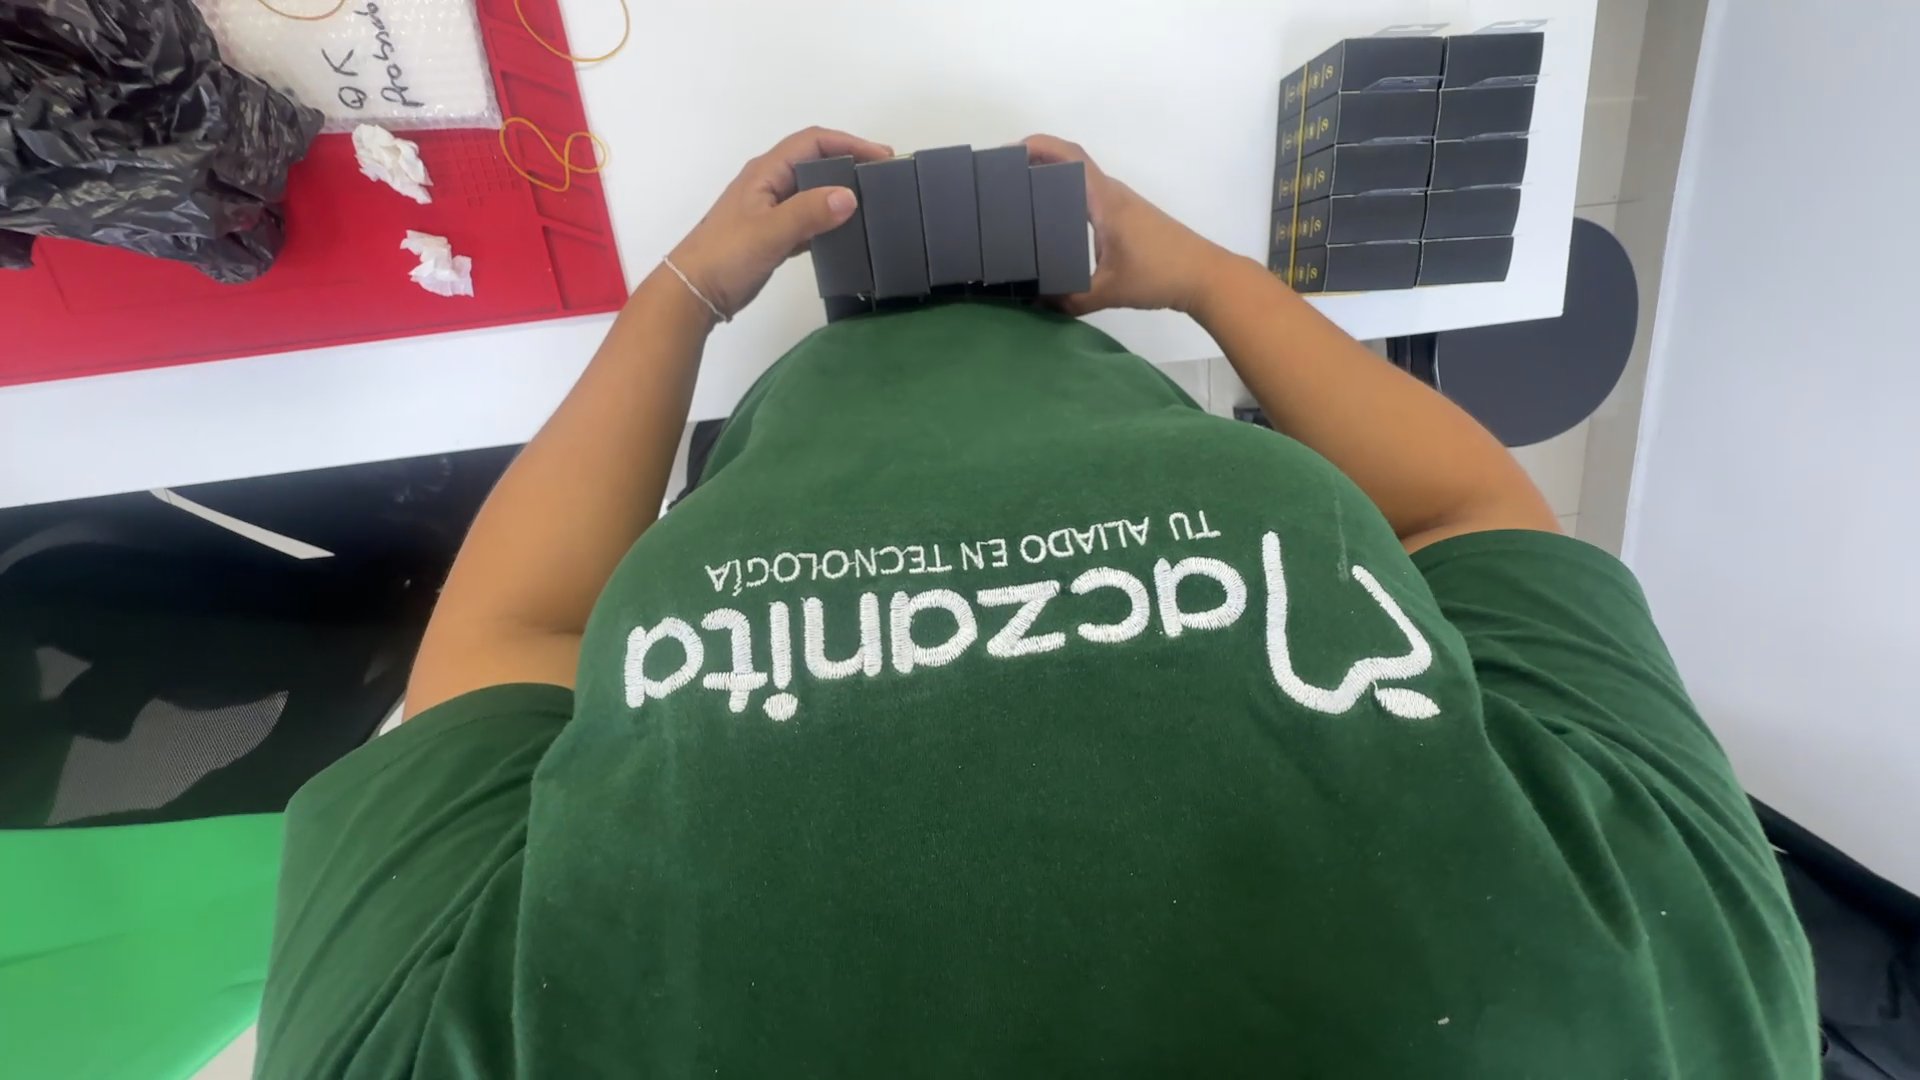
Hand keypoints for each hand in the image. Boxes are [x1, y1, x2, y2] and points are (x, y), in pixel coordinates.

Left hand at [669, 127, 893, 320]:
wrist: (695, 291)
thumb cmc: (727, 256)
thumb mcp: (770, 232)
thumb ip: (809, 213)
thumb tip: (849, 197)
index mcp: (766, 172)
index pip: (813, 143)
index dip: (849, 143)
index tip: (882, 157)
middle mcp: (768, 185)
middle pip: (815, 163)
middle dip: (849, 164)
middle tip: (882, 179)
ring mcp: (769, 211)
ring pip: (812, 192)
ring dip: (839, 194)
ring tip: (870, 204)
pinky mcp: (772, 236)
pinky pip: (807, 220)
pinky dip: (828, 222)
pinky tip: (845, 235)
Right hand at [1022, 135, 1236, 316]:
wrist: (1203, 276)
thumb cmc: (1159, 275)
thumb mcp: (1108, 292)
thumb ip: (1070, 300)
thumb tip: (1037, 303)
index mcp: (1105, 200)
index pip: (1070, 157)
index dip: (1039, 147)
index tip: (1009, 153)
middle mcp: (1112, 194)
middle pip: (1070, 163)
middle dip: (1036, 162)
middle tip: (1004, 178)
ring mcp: (1120, 204)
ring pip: (1080, 180)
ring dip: (1051, 179)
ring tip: (1019, 197)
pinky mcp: (1126, 217)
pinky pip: (1089, 197)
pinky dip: (1066, 197)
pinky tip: (1053, 221)